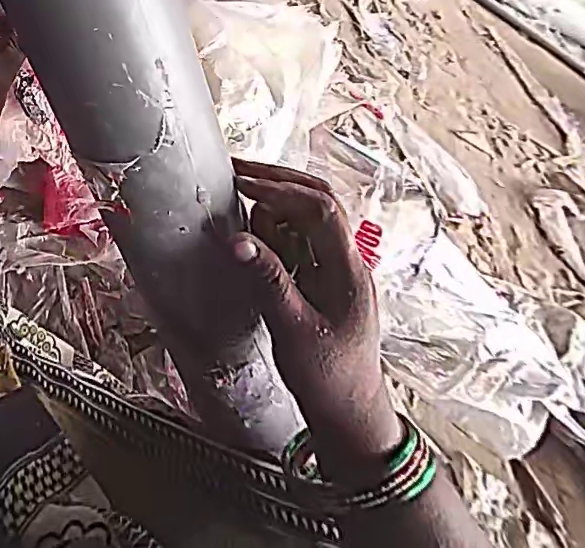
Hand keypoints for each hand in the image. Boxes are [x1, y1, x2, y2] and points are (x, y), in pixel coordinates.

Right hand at [224, 160, 400, 478]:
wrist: (350, 415)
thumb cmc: (327, 377)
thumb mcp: (292, 329)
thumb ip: (268, 280)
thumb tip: (235, 238)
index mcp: (347, 270)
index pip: (320, 208)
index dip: (279, 189)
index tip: (240, 184)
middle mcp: (345, 260)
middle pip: (319, 198)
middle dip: (277, 179)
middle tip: (234, 170)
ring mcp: (335, 266)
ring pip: (309, 212)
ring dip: (275, 195)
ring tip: (236, 188)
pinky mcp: (321, 275)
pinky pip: (299, 234)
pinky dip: (273, 218)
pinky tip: (249, 221)